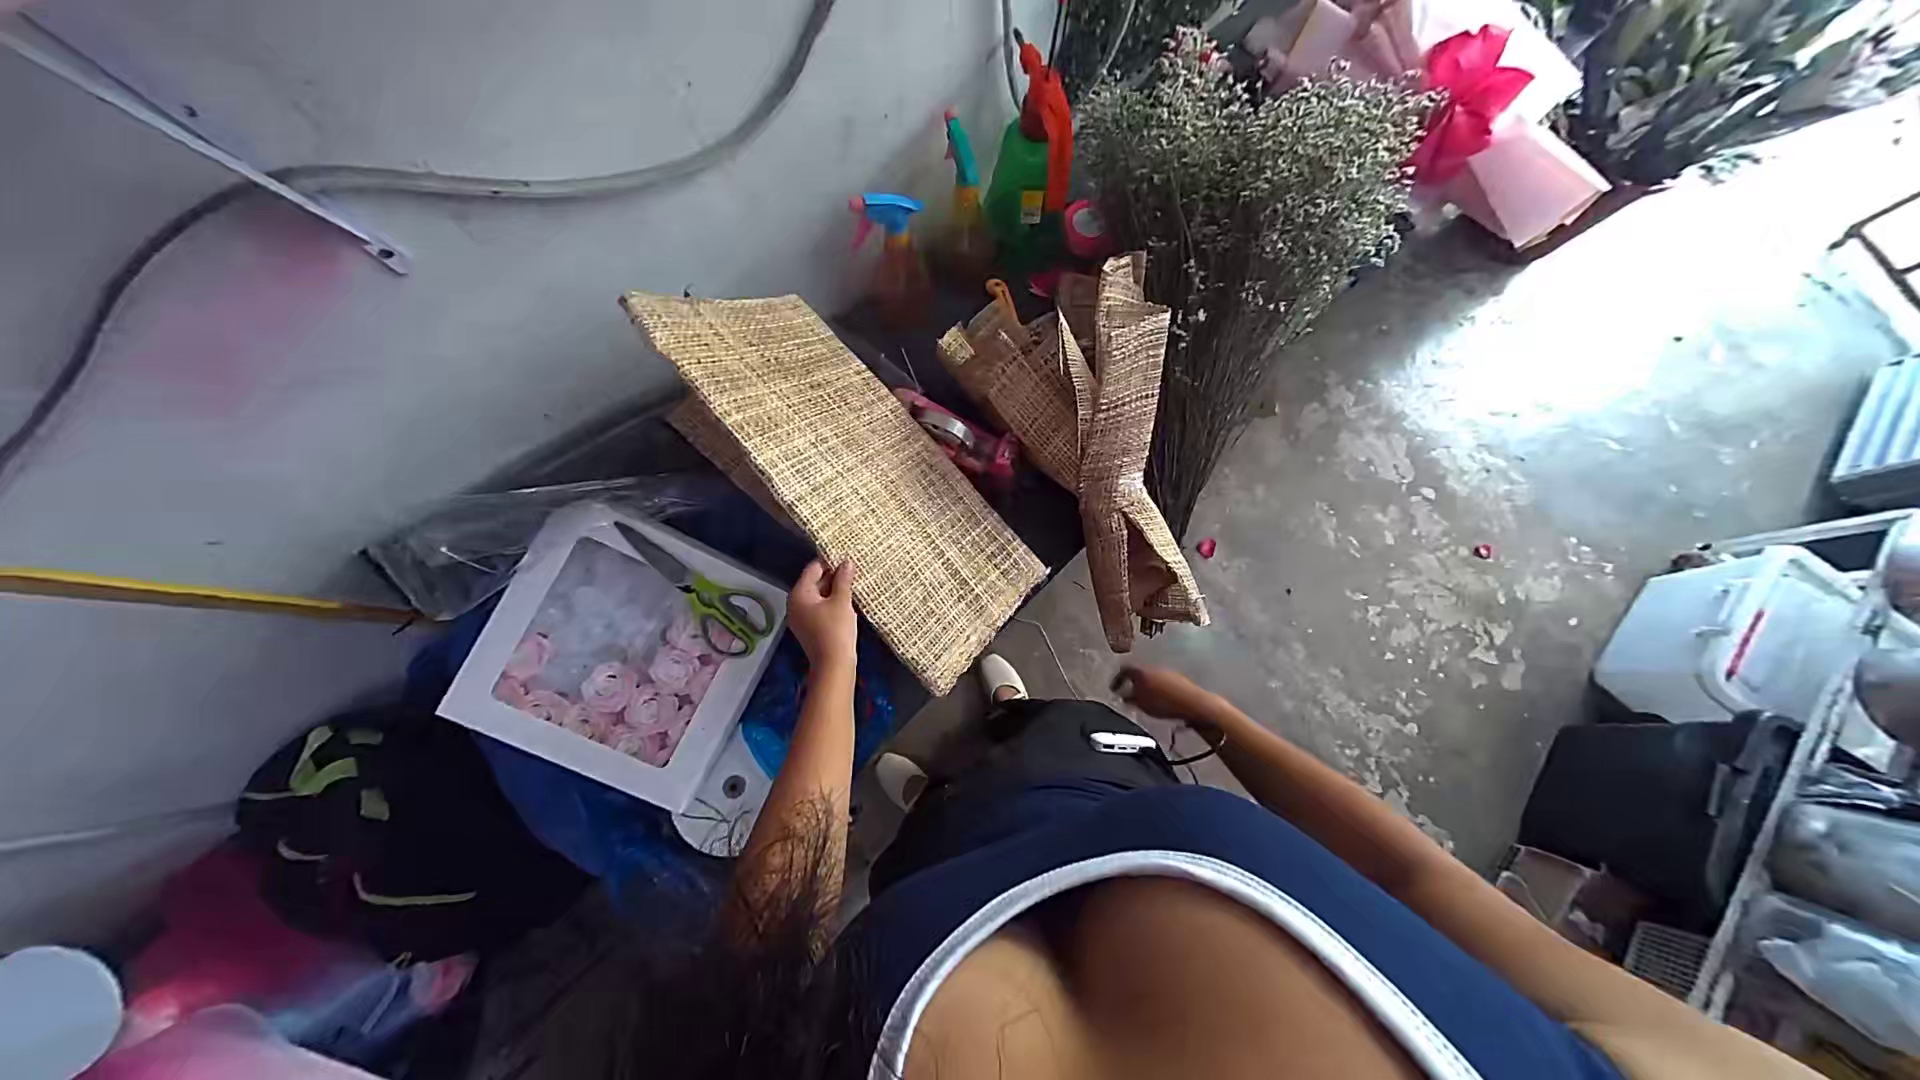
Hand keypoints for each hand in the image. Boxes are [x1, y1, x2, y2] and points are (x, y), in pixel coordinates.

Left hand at [788, 558, 857, 672]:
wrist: (833, 665)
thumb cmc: (836, 630)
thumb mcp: (842, 601)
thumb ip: (843, 579)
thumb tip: (846, 562)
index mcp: (799, 594)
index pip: (813, 568)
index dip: (830, 561)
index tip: (847, 557)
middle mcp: (795, 603)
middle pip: (814, 581)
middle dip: (833, 575)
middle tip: (853, 570)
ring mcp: (800, 616)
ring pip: (818, 595)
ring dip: (834, 589)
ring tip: (853, 583)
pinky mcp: (809, 627)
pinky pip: (819, 607)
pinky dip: (831, 602)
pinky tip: (847, 600)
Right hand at [1112, 665, 1218, 724]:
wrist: (1195, 705)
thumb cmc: (1167, 704)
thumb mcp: (1141, 704)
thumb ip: (1129, 699)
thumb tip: (1123, 696)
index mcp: (1142, 671)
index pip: (1123, 671)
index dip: (1116, 680)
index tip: (1114, 688)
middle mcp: (1155, 668)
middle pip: (1139, 674)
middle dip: (1133, 685)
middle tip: (1129, 697)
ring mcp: (1168, 673)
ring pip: (1152, 679)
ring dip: (1147, 689)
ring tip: (1145, 703)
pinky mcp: (1180, 681)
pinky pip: (1164, 684)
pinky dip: (1158, 692)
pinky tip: (1160, 704)